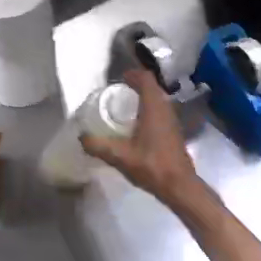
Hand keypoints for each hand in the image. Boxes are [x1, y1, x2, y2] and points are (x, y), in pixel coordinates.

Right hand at [81, 70, 201, 203]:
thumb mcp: (119, 156)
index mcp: (154, 108)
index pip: (146, 79)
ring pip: (158, 100)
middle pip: (152, 88)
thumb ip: (98, 145)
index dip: (133, 74)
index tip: (119, 78)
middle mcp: (165, 109)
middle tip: (118, 93)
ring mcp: (173, 121)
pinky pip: (161, 112)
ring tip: (125, 108)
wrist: (179, 186)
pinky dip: (149, 111)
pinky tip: (136, 127)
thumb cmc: (151, 165)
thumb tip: (81, 137)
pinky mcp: (175, 132)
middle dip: (136, 86)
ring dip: (143, 99)